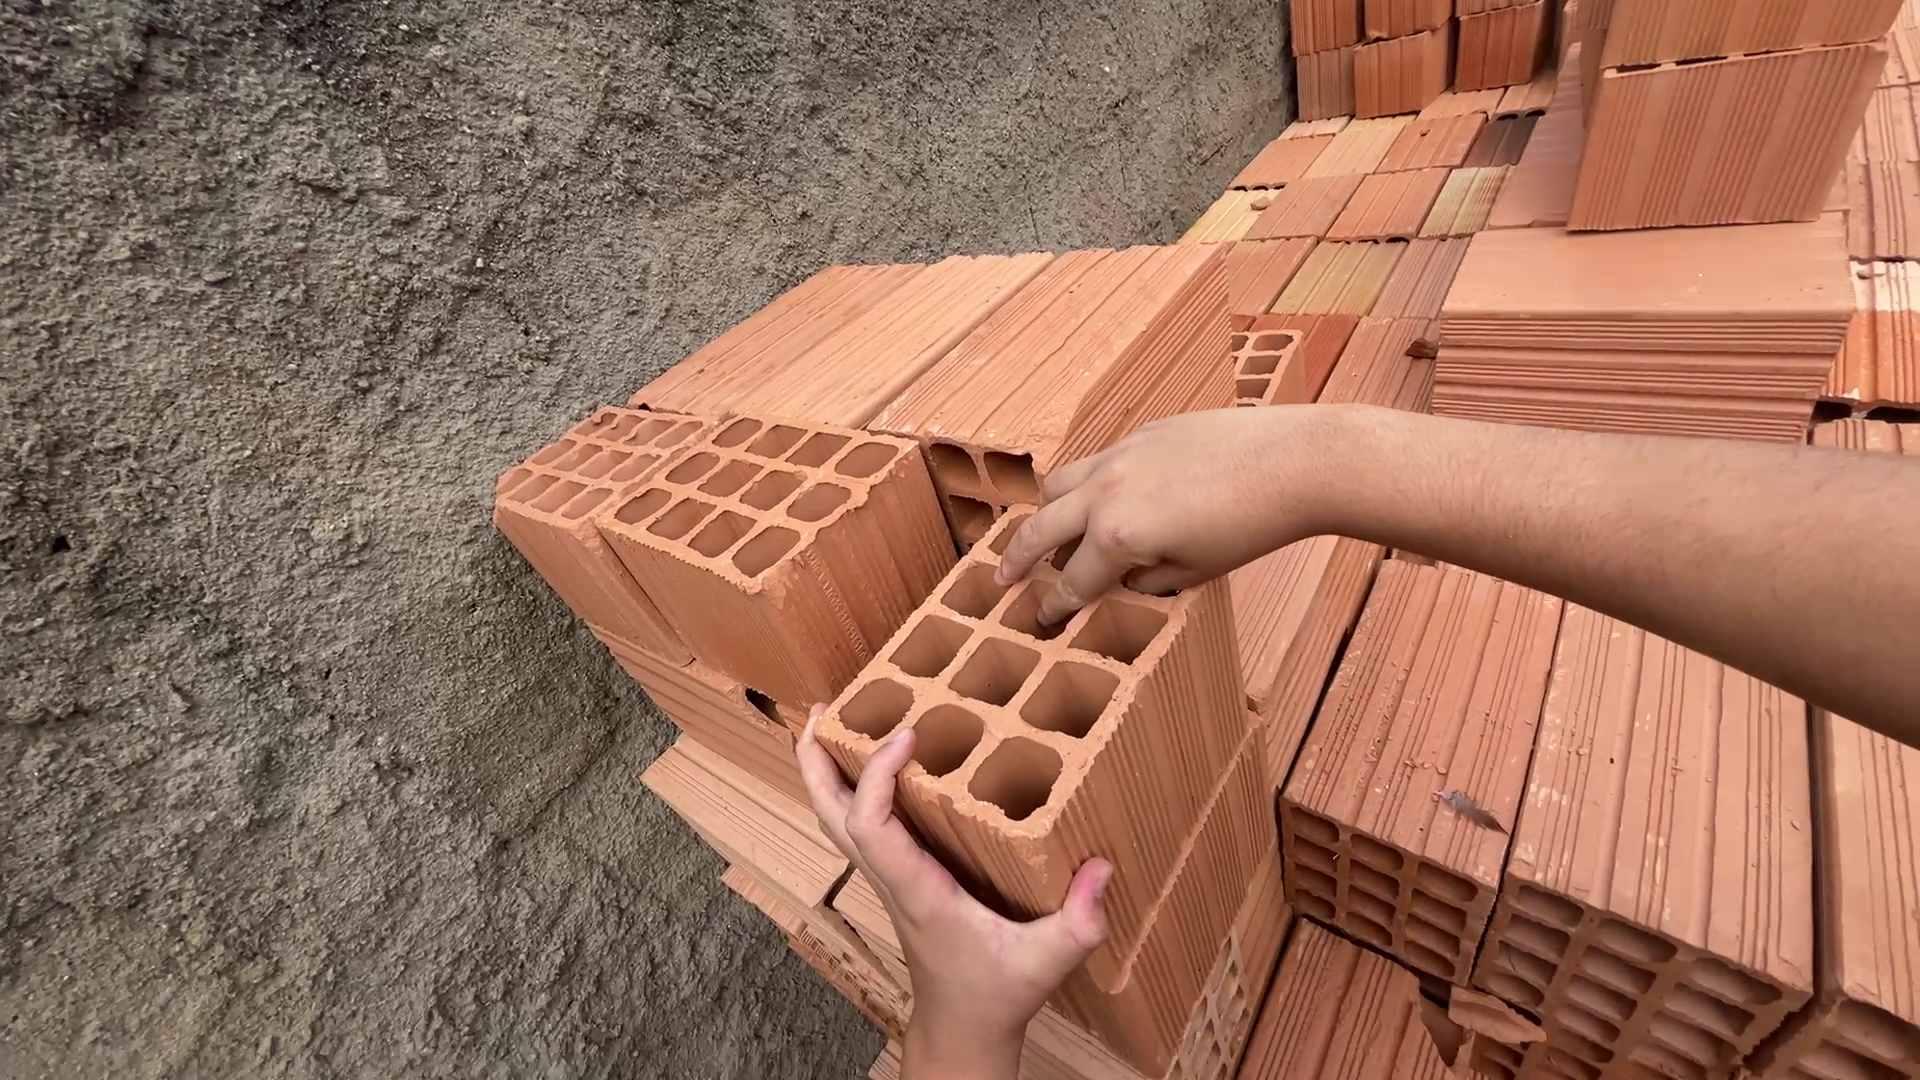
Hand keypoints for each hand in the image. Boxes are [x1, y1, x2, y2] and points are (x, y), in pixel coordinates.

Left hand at [797, 706, 1111, 1078]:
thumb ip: (1078, 923)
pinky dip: (852, 787)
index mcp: (916, 888)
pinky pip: (861, 823)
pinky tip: (876, 761)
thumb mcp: (1045, 962)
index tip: (908, 735)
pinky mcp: (899, 873)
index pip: (870, 826)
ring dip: (824, 770)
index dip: (877, 775)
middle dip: (816, 761)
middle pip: (830, 814)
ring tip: (831, 720)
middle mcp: (891, 875)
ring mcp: (889, 874)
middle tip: (821, 711)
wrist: (963, 1028)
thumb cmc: (994, 996)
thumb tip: (1102, 868)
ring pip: (836, 817)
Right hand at [995, 406, 1334, 623]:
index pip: (1071, 581)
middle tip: (1001, 579)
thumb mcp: (1194, 572)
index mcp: (1117, 536)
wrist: (1296, 460)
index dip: (1053, 607)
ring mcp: (1117, 456)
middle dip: (1015, 560)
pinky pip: (1094, 462)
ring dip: (1042, 513)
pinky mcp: (1139, 434)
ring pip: (1056, 484)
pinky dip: (1084, 486)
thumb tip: (1123, 578)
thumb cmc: (1251, 526)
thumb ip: (1145, 580)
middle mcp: (1104, 492)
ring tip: (1039, 532)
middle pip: (1040, 529)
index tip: (1041, 618)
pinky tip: (1100, 498)